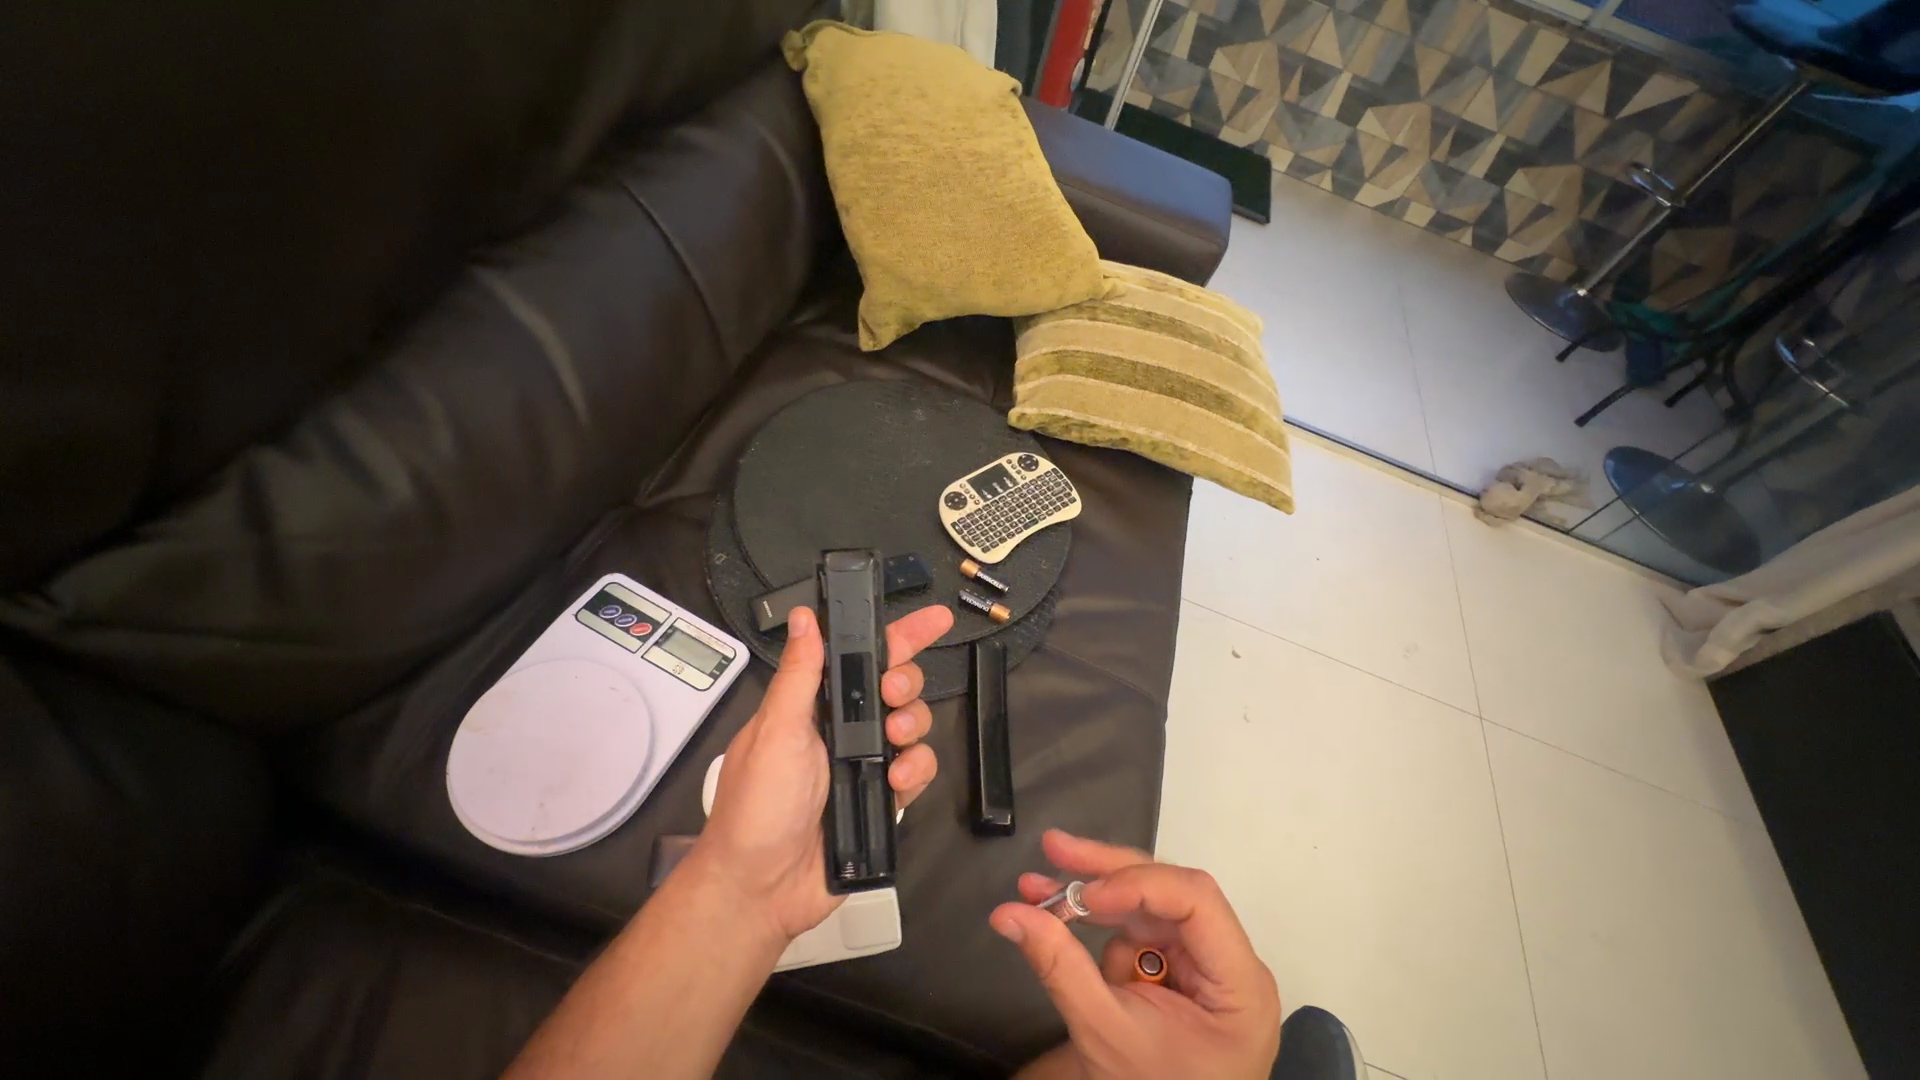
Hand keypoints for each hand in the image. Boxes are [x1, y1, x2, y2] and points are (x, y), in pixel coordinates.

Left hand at [696, 603, 953, 942]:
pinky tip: (897, 783)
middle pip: (896, 686)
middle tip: (892, 693)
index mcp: (814, 704)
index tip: (936, 619)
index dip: (899, 635)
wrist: (762, 887)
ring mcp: (866, 763)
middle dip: (906, 681)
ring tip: (895, 742)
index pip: (860, 656)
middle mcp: (843, 728)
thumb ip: (799, 674)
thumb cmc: (758, 803)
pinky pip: (918, 771)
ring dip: (913, 725)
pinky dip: (916, 772)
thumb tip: (803, 616)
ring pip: (913, 725)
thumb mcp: (774, 731)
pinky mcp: (883, 798)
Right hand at [992, 830, 1281, 1079]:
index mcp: (1238, 983)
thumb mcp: (1103, 1033)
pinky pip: (1137, 926)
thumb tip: (1005, 913)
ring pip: (1147, 902)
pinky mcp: (1178, 966)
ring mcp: (1203, 961)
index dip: (1138, 884)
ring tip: (1037, 888)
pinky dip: (1099, 920)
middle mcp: (1229, 961)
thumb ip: (1059, 966)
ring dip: (1094, 895)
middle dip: (1106, 871)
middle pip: (1170, 891)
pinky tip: (1063, 920)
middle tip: (1052, 848)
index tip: (1083, 894)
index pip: (1197, 901)